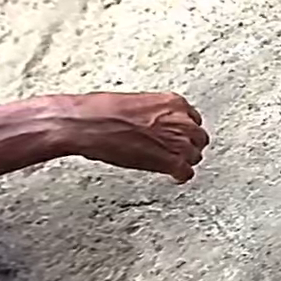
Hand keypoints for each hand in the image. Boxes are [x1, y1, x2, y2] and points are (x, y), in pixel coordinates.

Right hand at [33, 92, 208, 181]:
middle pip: (199, 139)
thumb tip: (157, 124)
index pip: (194, 120)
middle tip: (175, 152)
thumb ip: (156, 113)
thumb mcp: (137, 103)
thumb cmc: (99, 112)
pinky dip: (180, 176)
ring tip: (170, 164)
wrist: (82, 123)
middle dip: (188, 146)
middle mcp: (182, 121)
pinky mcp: (171, 161)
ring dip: (183, 161)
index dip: (185, 131)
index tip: (178, 137)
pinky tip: (173, 176)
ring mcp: (179, 142)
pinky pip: (186, 173)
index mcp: (174, 103)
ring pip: (194, 156)